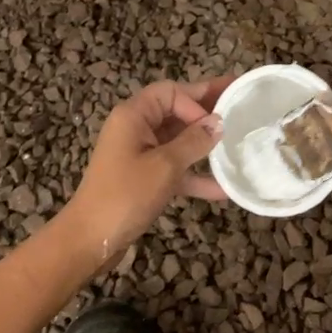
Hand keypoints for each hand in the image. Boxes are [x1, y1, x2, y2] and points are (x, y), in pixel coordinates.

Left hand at [65, 78, 233, 264]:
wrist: (91, 240)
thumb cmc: (126, 194)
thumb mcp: (165, 165)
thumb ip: (194, 141)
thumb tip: (218, 122)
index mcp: (133, 115)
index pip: (170, 92)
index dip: (196, 101)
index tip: (216, 122)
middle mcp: (135, 128)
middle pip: (175, 112)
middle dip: (206, 112)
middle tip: (240, 103)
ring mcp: (138, 154)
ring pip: (177, 141)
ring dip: (204, 145)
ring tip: (237, 143)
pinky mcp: (143, 178)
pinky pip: (173, 168)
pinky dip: (194, 175)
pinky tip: (223, 188)